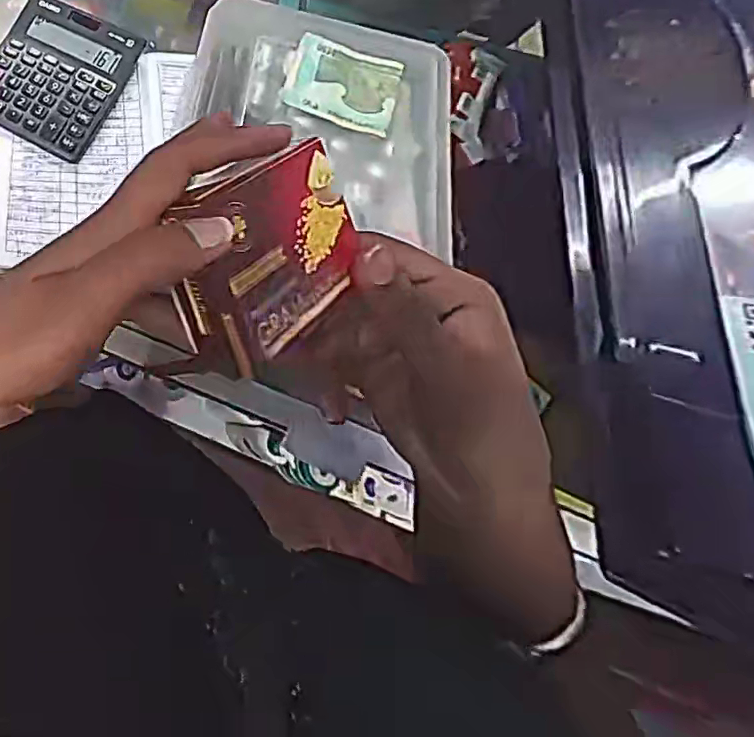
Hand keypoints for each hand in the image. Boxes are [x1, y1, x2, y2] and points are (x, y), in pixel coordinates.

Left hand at [0, 116, 289, 408]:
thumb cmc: (13, 339)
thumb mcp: (85, 301)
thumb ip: (147, 261)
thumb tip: (221, 224)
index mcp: (105, 230)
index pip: (170, 169)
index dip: (222, 144)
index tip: (274, 134)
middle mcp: (99, 237)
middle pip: (160, 182)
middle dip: (210, 155)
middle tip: (257, 144)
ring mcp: (88, 264)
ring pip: (154, 220)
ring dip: (198, 202)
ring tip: (240, 206)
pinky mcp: (80, 292)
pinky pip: (143, 261)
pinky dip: (177, 254)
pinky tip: (189, 279)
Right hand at [291, 233, 576, 638]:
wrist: (479, 500)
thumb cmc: (482, 429)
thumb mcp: (445, 365)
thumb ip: (403, 310)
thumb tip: (367, 254)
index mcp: (448, 292)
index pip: (382, 254)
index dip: (335, 254)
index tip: (285, 260)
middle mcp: (415, 306)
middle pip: (349, 283)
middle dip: (311, 297)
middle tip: (271, 307)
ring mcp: (390, 335)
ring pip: (332, 315)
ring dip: (307, 331)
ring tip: (281, 344)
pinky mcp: (368, 363)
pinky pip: (330, 348)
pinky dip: (314, 361)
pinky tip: (308, 378)